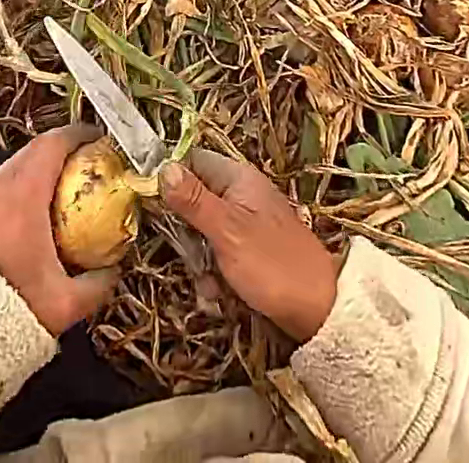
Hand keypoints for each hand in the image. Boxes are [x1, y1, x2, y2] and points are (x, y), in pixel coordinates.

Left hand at [0, 124, 119, 336]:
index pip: (53, 144)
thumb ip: (98, 284)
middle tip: (88, 162)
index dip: (79, 135)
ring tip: (65, 187)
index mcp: (23, 196)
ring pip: (15, 166)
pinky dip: (23, 186)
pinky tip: (37, 213)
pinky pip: (1, 185)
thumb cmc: (7, 310)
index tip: (99, 140)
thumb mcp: (64, 303)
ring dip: (41, 168)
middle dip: (63, 149)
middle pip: (34, 149)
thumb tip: (114, 269)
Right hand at [160, 149, 337, 341]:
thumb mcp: (227, 230)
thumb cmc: (272, 263)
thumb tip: (163, 167)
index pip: (192, 160)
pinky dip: (213, 273)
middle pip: (192, 199)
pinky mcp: (247, 248)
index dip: (169, 178)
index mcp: (238, 177)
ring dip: (198, 260)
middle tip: (190, 256)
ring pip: (200, 231)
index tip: (150, 203)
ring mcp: (244, 221)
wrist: (318, 309)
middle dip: (185, 233)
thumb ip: (193, 200)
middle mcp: (241, 193)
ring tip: (210, 283)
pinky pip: (216, 253)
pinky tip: (218, 293)